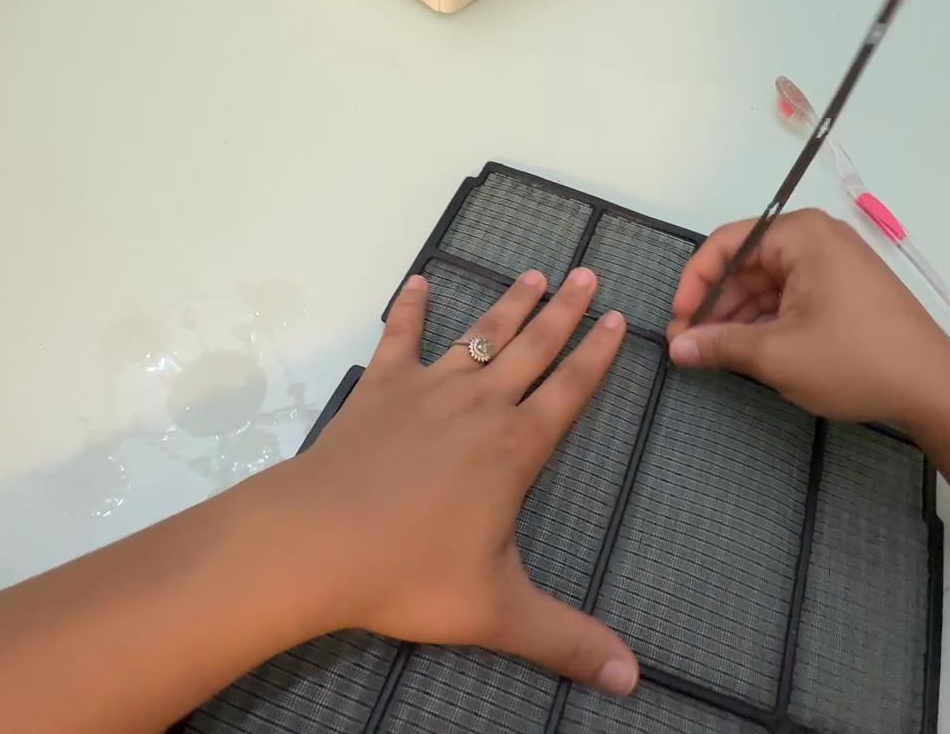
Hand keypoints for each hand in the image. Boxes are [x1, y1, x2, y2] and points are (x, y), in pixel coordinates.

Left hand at [262, 266, 638, 694]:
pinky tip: (419, 282)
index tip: (618, 320)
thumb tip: (632, 677)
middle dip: (567, 310)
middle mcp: (482, 404)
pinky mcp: (383, 385)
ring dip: (511, 302)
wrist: (317, 543)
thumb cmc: (410, 573)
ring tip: (535, 272)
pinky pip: (401, 337)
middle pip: (536, 346)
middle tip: (589, 274)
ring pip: (483, 334)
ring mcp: (431, 387)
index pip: (571, 390)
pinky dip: (410, 309)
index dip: (598, 355)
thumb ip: (567, 639)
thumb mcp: (498, 612)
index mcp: (515, 446)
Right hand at [665, 208, 949, 424]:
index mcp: (800, 235)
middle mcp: (815, 238)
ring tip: (712, 354)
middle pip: (746, 264)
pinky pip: (790, 296)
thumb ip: (719, 344)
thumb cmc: (854, 359)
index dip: (694, 283)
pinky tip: (746, 350)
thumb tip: (676, 347)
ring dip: (737, 317)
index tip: (677, 322)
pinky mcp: (843, 290)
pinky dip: (766, 321)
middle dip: (715, 305)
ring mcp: (832, 263)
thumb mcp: (777, 354)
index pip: (726, 244)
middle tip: (689, 346)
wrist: (936, 389)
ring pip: (766, 284)